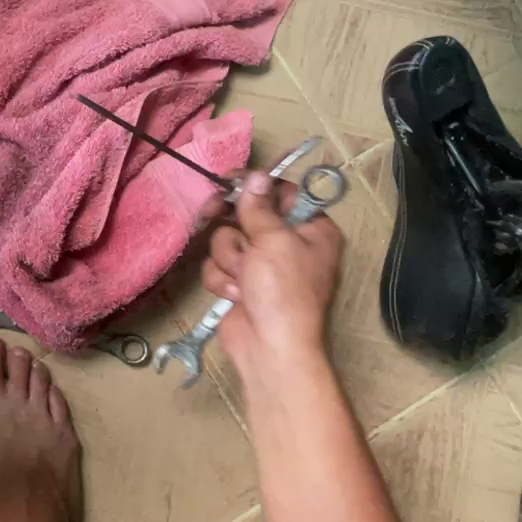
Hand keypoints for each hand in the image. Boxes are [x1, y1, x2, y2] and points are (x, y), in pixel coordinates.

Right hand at [200, 172, 343, 384]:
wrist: (270, 346)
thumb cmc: (283, 291)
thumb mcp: (273, 241)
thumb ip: (259, 207)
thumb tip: (256, 175)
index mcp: (311, 230)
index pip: (282, 193)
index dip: (255, 186)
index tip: (230, 180)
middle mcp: (287, 244)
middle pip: (246, 215)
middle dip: (232, 226)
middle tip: (210, 213)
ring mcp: (261, 265)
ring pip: (226, 241)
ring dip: (228, 259)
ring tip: (243, 279)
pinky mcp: (239, 283)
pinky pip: (217, 266)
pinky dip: (222, 280)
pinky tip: (235, 294)